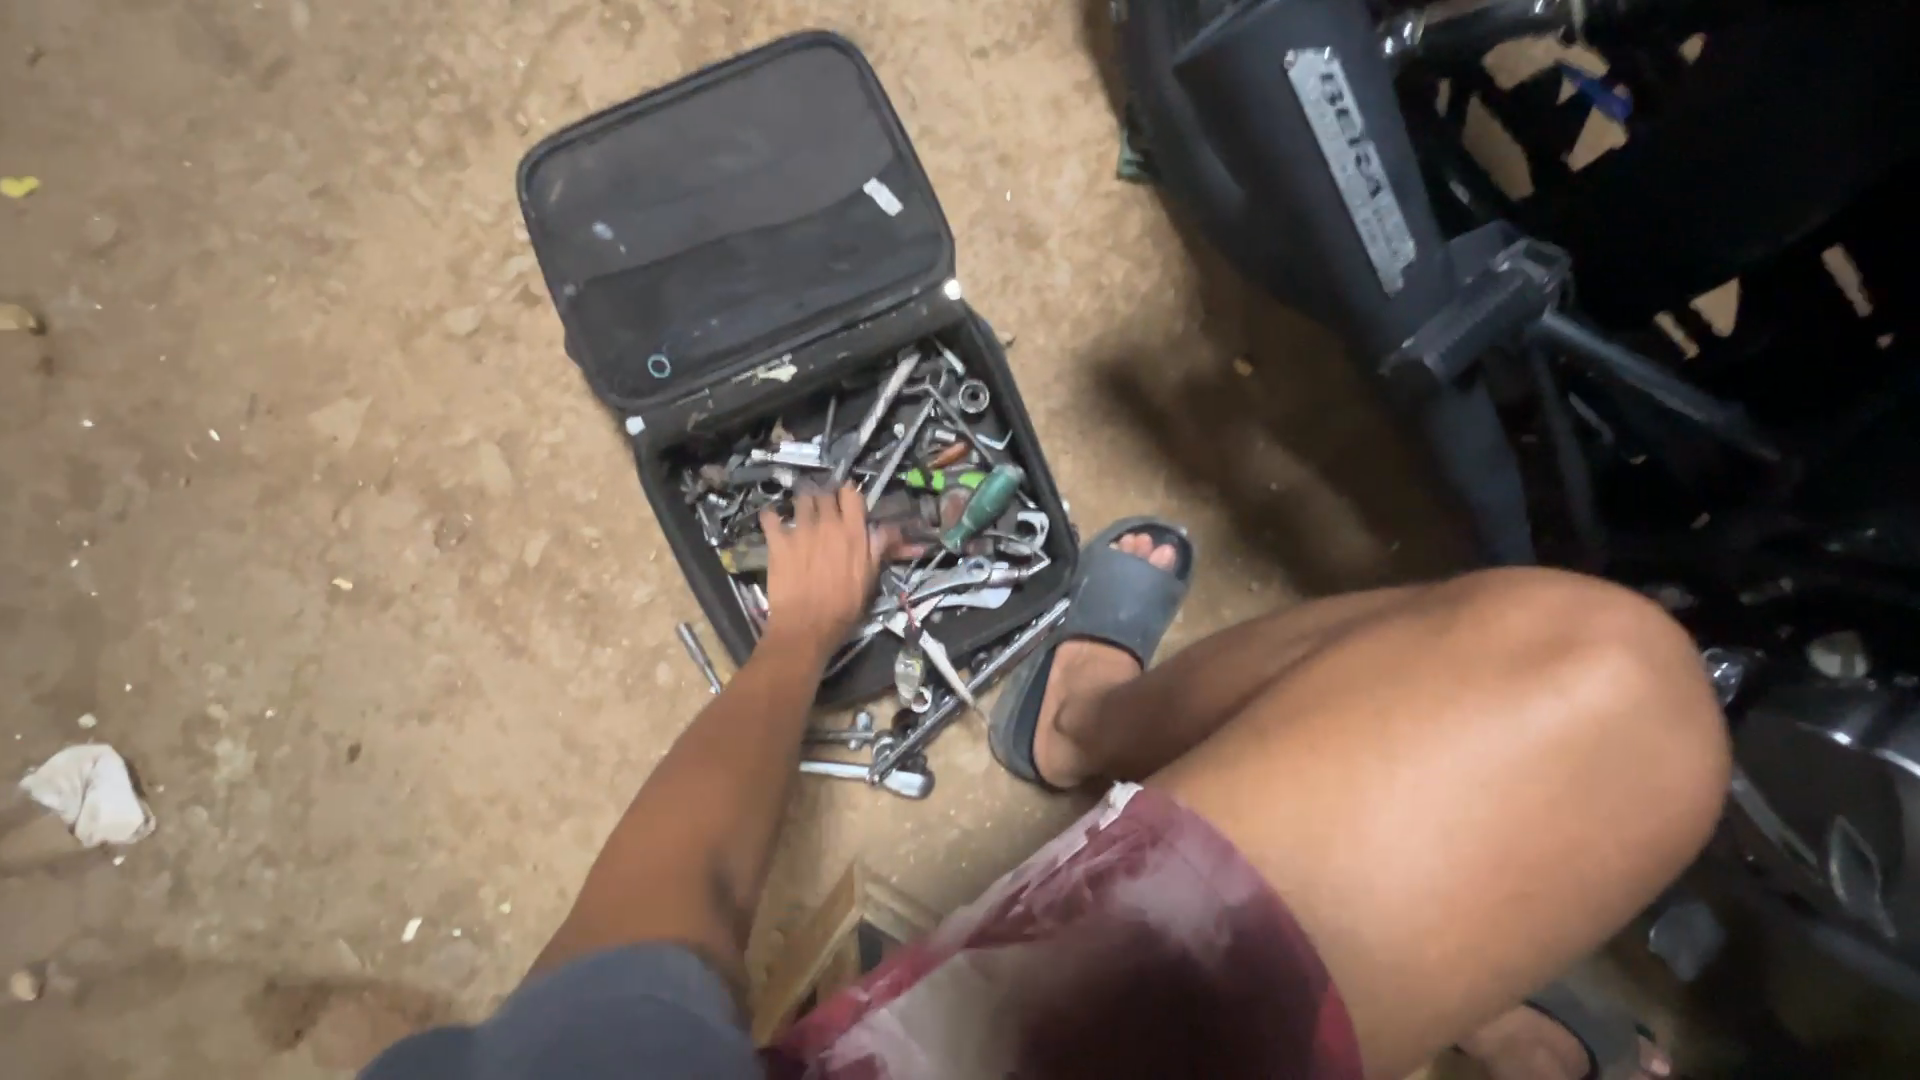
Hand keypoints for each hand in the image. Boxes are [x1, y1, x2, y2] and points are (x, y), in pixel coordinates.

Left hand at [759, 485, 881, 661]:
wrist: (806, 626)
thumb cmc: (843, 607)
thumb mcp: (870, 578)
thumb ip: (879, 547)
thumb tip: (891, 527)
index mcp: (852, 532)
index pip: (851, 493)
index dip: (849, 495)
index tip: (847, 503)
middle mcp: (827, 523)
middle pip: (825, 493)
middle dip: (826, 498)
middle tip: (825, 512)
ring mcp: (800, 530)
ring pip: (801, 499)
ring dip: (803, 504)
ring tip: (802, 515)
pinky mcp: (777, 541)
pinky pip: (770, 516)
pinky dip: (772, 516)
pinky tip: (774, 523)